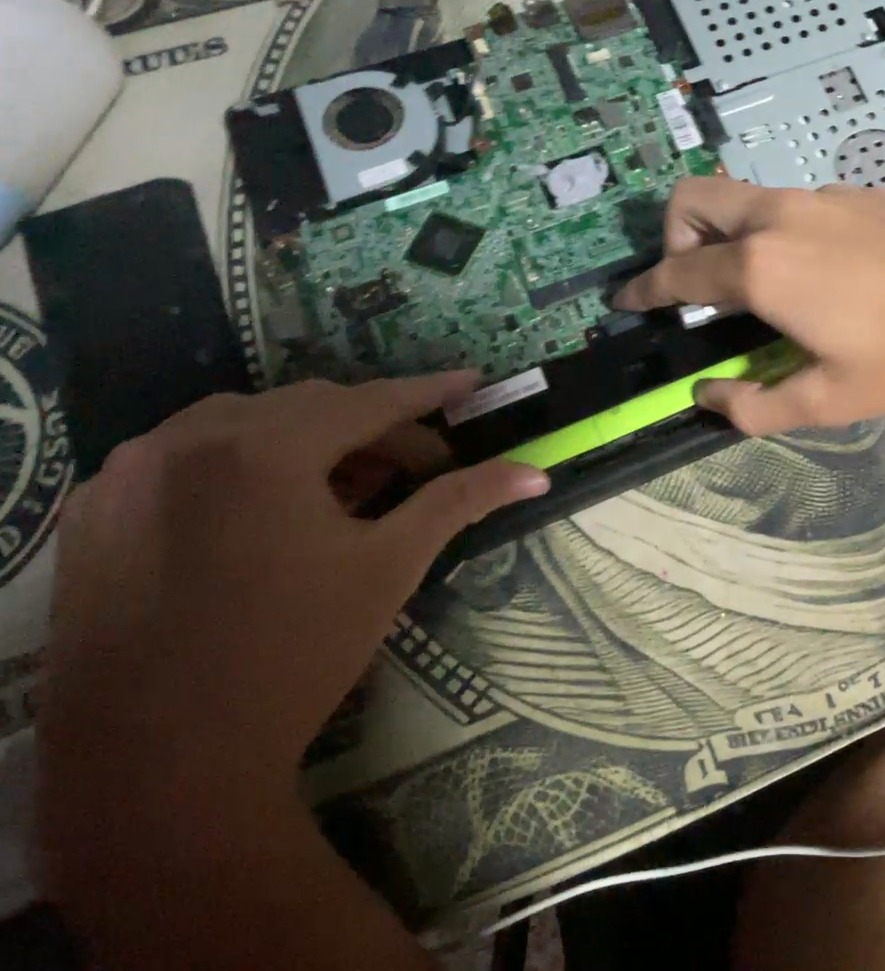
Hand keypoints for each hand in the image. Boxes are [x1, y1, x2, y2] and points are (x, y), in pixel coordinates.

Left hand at [38, 374, 549, 799]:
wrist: (160, 757)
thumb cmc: (296, 652)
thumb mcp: (390, 567)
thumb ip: (460, 502)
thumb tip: (535, 472)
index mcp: (262, 449)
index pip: (366, 401)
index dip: (428, 392)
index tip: (473, 384)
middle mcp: (182, 441)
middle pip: (306, 407)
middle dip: (373, 428)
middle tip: (423, 467)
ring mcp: (125, 474)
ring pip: (241, 426)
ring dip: (308, 442)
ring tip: (350, 492)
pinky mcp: (93, 512)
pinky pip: (184, 458)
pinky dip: (244, 465)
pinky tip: (272, 514)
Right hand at [611, 178, 884, 435]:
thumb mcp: (829, 401)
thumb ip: (754, 406)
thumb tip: (709, 397)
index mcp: (762, 266)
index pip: (677, 272)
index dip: (644, 290)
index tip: (627, 301)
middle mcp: (783, 216)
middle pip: (695, 200)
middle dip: (676, 238)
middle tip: (698, 287)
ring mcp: (829, 195)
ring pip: (752, 198)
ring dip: (736, 234)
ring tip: (771, 289)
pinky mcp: (867, 193)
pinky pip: (804, 204)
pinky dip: (789, 232)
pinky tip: (835, 275)